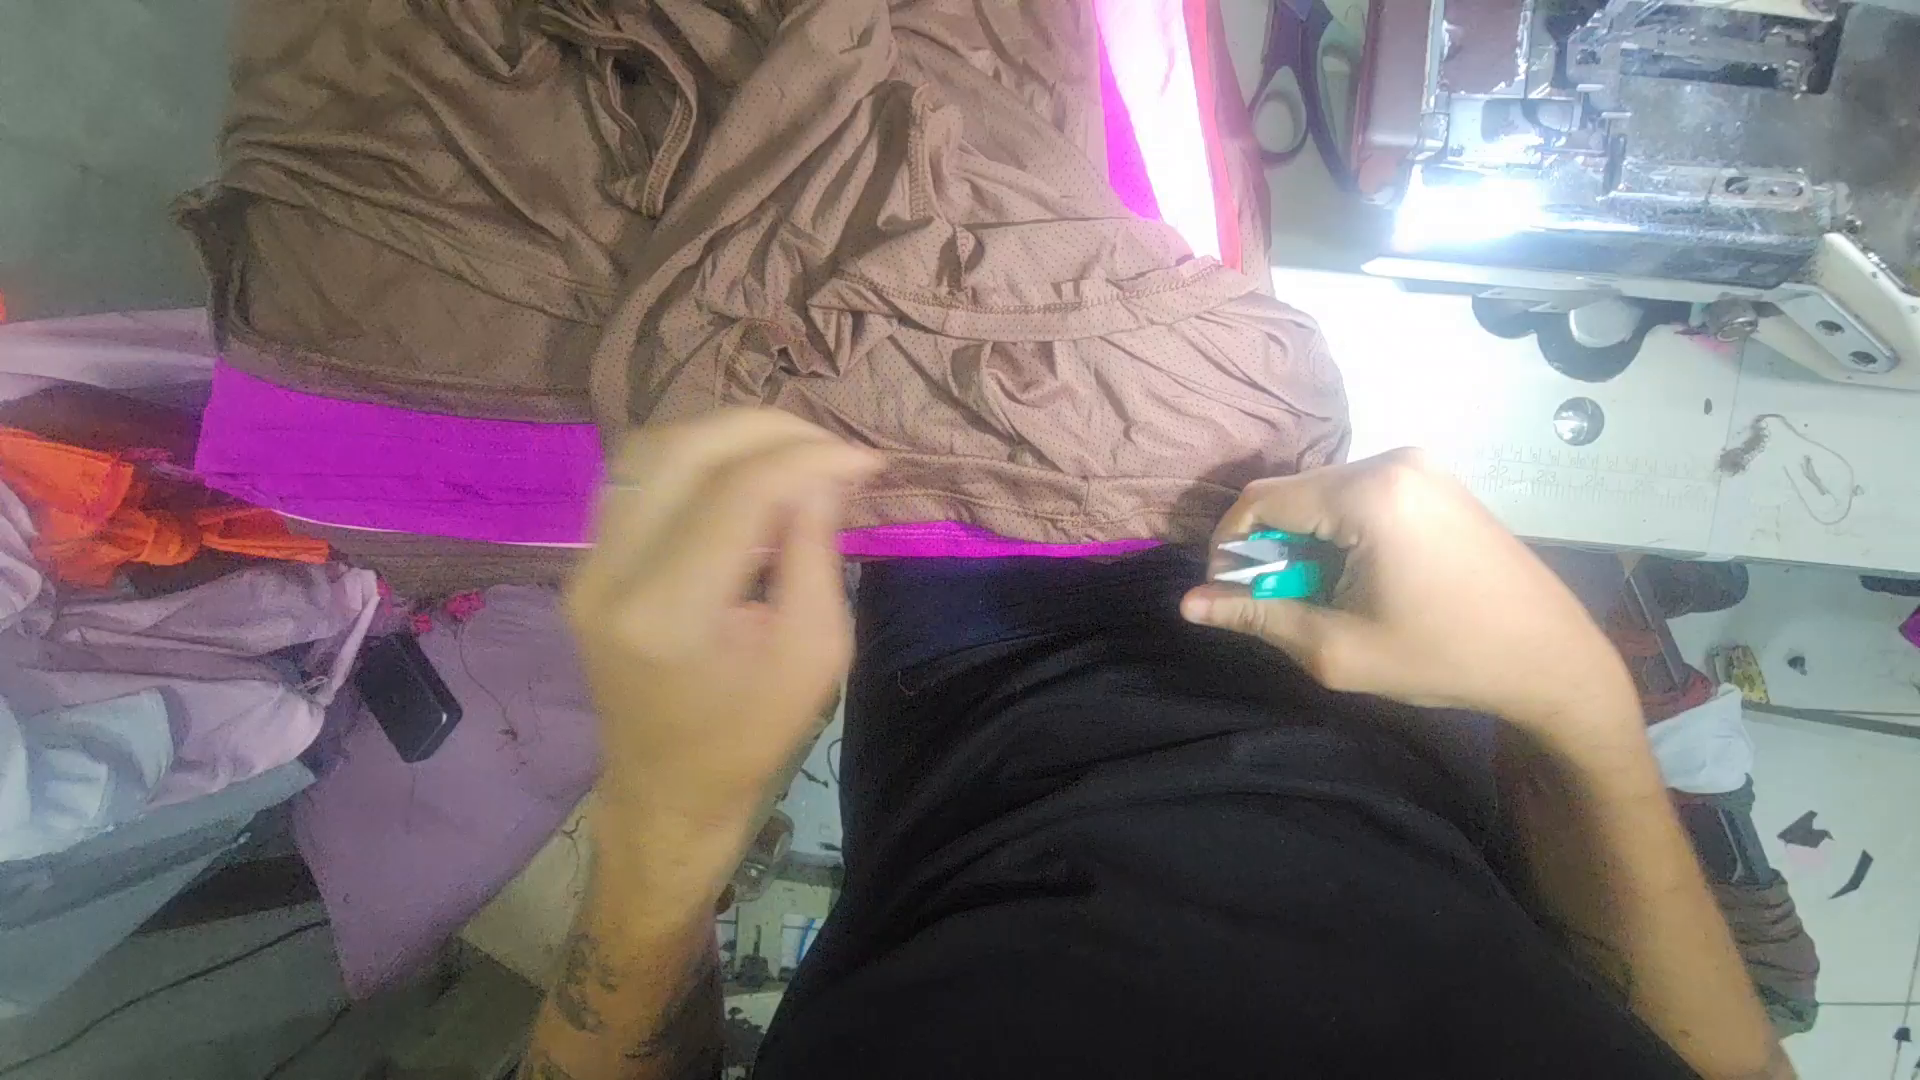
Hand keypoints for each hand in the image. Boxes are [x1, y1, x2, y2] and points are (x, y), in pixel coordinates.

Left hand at [566, 410, 881, 887]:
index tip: (866, 459)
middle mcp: (611, 574)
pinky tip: (742, 471)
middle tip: (830, 444)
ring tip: (791, 449)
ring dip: (728, 434)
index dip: (809, 458)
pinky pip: (636, 477)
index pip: (740, 491)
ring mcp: (586, 566)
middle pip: (685, 450)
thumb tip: (825, 472)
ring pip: (651, 449)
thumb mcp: (816, 651)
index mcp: (673, 611)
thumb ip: (816, 551)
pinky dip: (695, 456)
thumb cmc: (754, 735)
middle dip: (769, 429)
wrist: (669, 789)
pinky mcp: (586, 563)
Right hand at [1181, 449, 1636, 732]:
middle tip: (1269, 598)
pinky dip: (1331, 531)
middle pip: (1288, 493)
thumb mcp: (1334, 648)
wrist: (1554, 661)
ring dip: (1298, 540)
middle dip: (1264, 546)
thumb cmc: (1442, 659)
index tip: (1225, 590)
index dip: (1227, 545)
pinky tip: (1347, 574)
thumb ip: (1255, 615)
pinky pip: (1353, 494)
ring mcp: (1418, 466)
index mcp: (1368, 495)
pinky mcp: (1432, 479)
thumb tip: (1187, 604)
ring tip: (1311, 592)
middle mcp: (1391, 462)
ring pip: (1318, 493)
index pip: (1259, 501)